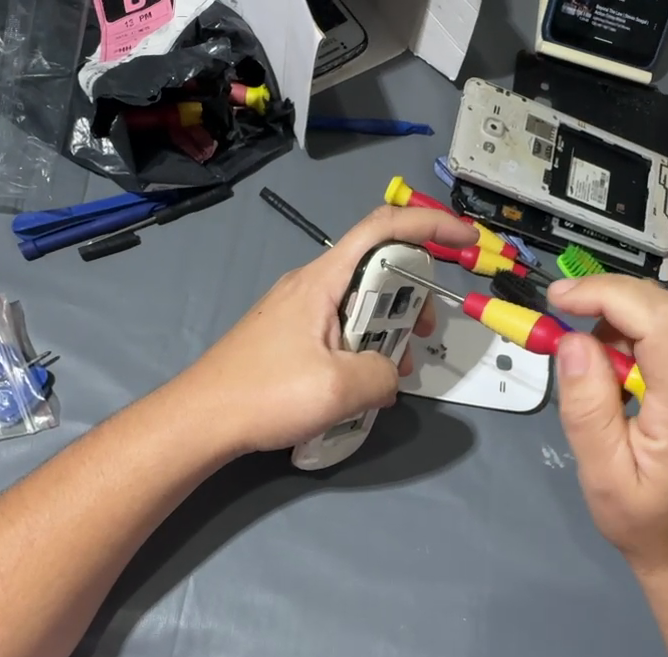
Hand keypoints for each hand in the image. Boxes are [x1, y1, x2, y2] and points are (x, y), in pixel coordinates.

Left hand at [175, 205, 478, 454]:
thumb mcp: (340, 389)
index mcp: (322, 280)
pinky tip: (362, 386)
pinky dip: (364, 351)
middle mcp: (311, 286)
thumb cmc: (265, 394)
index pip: (383, 228)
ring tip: (392, 373)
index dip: (430, 226)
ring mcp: (299, 313)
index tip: (465, 240)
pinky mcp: (291, 339)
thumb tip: (390, 376)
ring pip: (361, 306)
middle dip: (412, 298)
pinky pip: (341, 332)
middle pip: (377, 269)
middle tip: (420, 336)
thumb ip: (383, 375)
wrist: (202, 420)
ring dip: (387, 333)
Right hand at [548, 275, 667, 576]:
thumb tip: (573, 343)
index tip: (559, 301)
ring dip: (620, 322)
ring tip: (591, 370)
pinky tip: (617, 371)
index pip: (664, 321)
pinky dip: (637, 334)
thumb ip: (587, 409)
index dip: (611, 295)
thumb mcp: (601, 476)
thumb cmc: (643, 518)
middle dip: (608, 303)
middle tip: (560, 329)